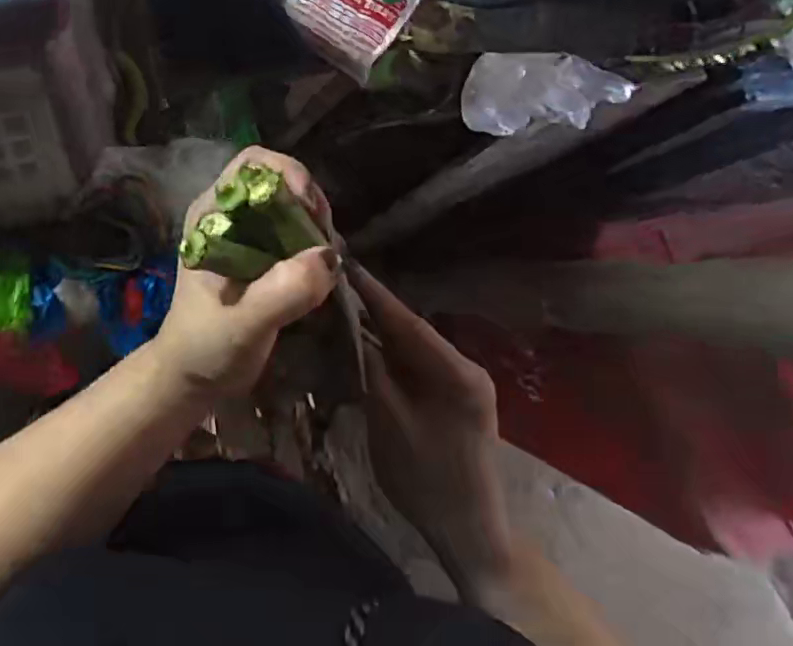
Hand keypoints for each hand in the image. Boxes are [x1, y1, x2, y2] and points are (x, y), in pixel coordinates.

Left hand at [153, 148, 339, 396]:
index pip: (251, 165)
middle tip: (326, 241)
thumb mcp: (243, 326)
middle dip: (308, 200)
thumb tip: (326, 257)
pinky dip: (314, 243)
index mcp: (211, 216)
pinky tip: (321, 271)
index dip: (286, 175)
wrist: (190, 377)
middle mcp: (228, 215)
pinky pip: (295, 232)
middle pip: (277, 179)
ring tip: (326, 259)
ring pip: (290, 204)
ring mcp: (245, 234)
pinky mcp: (262, 256)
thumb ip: (281, 293)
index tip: (310, 212)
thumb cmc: (205, 348)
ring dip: (314, 223)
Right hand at [350, 263, 517, 597]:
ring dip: (372, 326)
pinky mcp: (445, 393)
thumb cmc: (427, 478)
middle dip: (367, 304)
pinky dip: (381, 349)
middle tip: (325, 279)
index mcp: (456, 372)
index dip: (371, 291)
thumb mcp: (389, 420)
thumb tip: (344, 325)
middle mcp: (462, 367)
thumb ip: (369, 367)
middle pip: (406, 327)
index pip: (405, 320)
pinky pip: (408, 360)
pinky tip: (353, 337)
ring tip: (331, 301)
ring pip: (406, 343)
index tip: (340, 261)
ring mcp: (456, 380)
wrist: (468, 531)